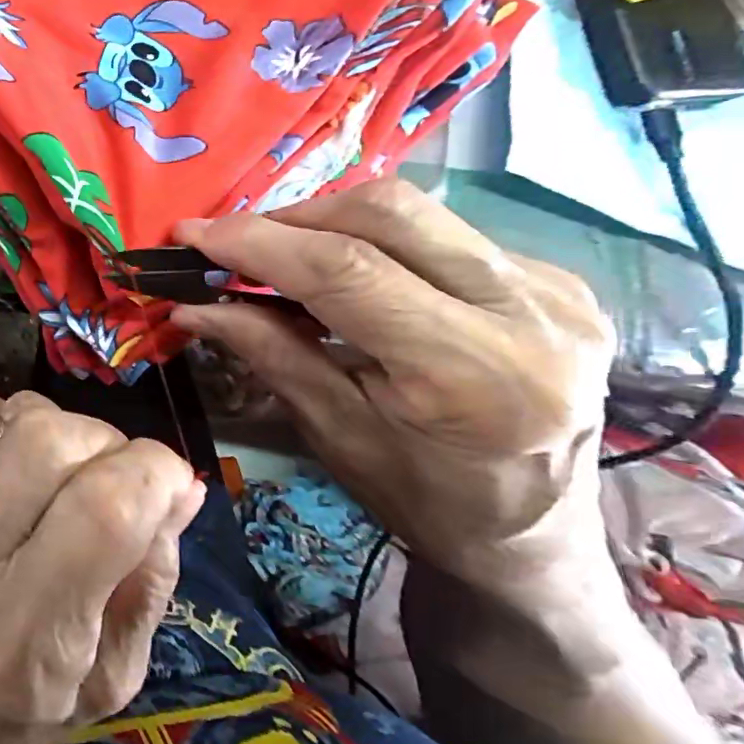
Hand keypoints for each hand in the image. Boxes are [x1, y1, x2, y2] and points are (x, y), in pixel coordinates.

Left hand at [0, 389, 203, 743]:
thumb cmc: (18, 700)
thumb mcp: (110, 679)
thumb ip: (151, 583)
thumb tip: (181, 487)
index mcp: (27, 627)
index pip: (102, 511)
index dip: (155, 475)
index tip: (173, 485)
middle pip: (52, 441)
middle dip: (111, 444)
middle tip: (119, 481)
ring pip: (20, 415)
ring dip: (68, 431)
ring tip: (68, 477)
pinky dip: (15, 419)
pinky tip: (18, 464)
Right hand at [170, 178, 615, 603]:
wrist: (538, 533)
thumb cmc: (425, 498)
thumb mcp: (333, 432)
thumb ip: (268, 353)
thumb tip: (191, 305)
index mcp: (472, 372)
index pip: (346, 270)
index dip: (257, 241)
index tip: (190, 234)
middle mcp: (529, 314)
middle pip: (385, 214)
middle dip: (289, 218)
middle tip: (231, 246)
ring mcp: (553, 288)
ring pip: (411, 210)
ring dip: (324, 221)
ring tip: (277, 256)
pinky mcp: (553, 278)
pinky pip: (436, 230)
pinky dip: (367, 239)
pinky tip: (342, 273)